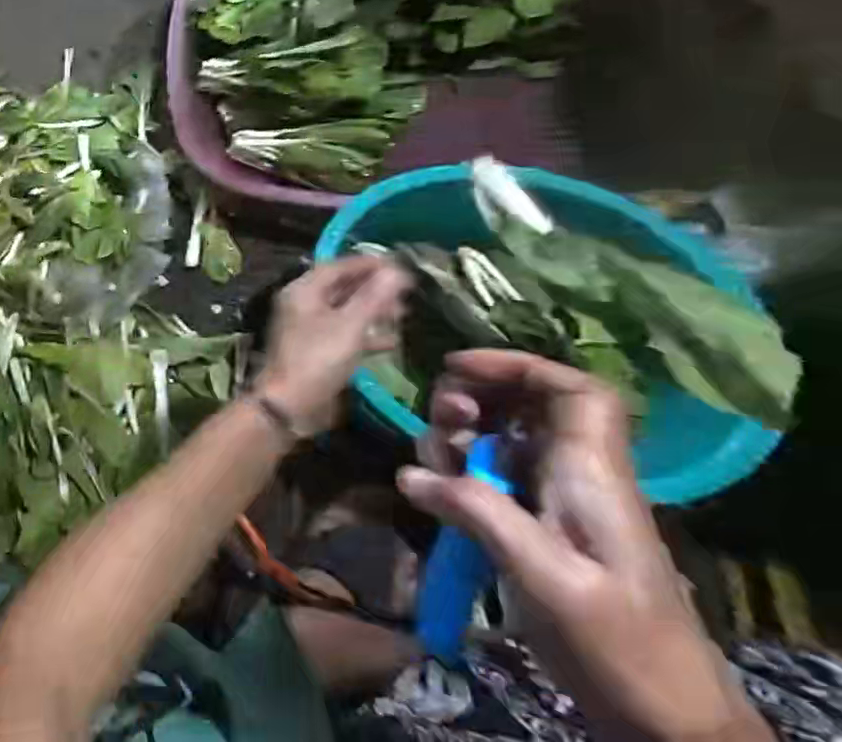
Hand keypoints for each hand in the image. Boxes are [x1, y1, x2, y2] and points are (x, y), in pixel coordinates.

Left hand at [257, 256, 407, 433]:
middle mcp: (301, 304)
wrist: (291, 402)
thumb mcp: (350, 325)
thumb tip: (397, 270)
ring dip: (373, 309)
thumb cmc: (318, 358)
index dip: (367, 263)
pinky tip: (392, 340)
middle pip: (340, 287)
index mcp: (301, 291)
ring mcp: (307, 327)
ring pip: (343, 310)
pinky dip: (366, 332)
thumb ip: (373, 297)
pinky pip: (344, 332)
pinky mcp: (316, 348)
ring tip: (405, 312)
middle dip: (373, 287)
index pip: (335, 267)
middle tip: (409, 290)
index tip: (401, 264)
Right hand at [398, 350, 768, 741]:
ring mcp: (553, 502)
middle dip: (470, 399)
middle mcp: (574, 477)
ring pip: (497, 438)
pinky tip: (435, 493)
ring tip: (433, 467)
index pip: (574, 392)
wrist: (662, 717)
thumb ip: (480, 514)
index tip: (457, 369)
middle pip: (524, 406)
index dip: (518, 366)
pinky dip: (453, 472)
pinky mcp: (534, 525)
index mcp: (592, 477)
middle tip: (442, 423)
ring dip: (454, 437)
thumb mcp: (547, 578)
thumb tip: (411, 474)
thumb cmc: (618, 644)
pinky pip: (486, 475)